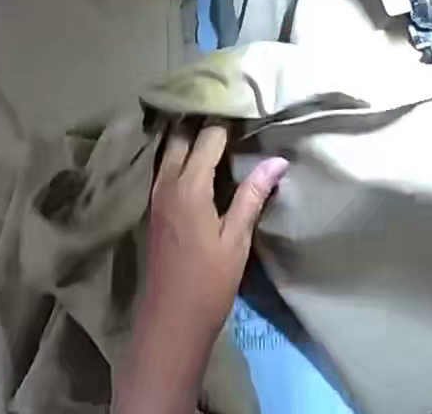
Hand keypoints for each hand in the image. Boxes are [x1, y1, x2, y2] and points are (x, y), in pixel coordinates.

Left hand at [116, 124, 287, 413]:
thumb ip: (253, 195)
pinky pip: (165, 164)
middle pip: (181, 134)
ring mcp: (156, 193)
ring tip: (217, 128)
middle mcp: (167, 181)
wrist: (170, 324)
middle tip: (229, 112)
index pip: (208, 137)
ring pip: (169, 148)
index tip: (245, 107)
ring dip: (189, 134)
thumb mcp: (237, 240)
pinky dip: (180, 152)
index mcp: (189, 186)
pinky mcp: (153, 205)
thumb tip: (278, 160)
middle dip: (202, 120)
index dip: (227, 120)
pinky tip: (198, 157)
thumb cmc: (208, 283)